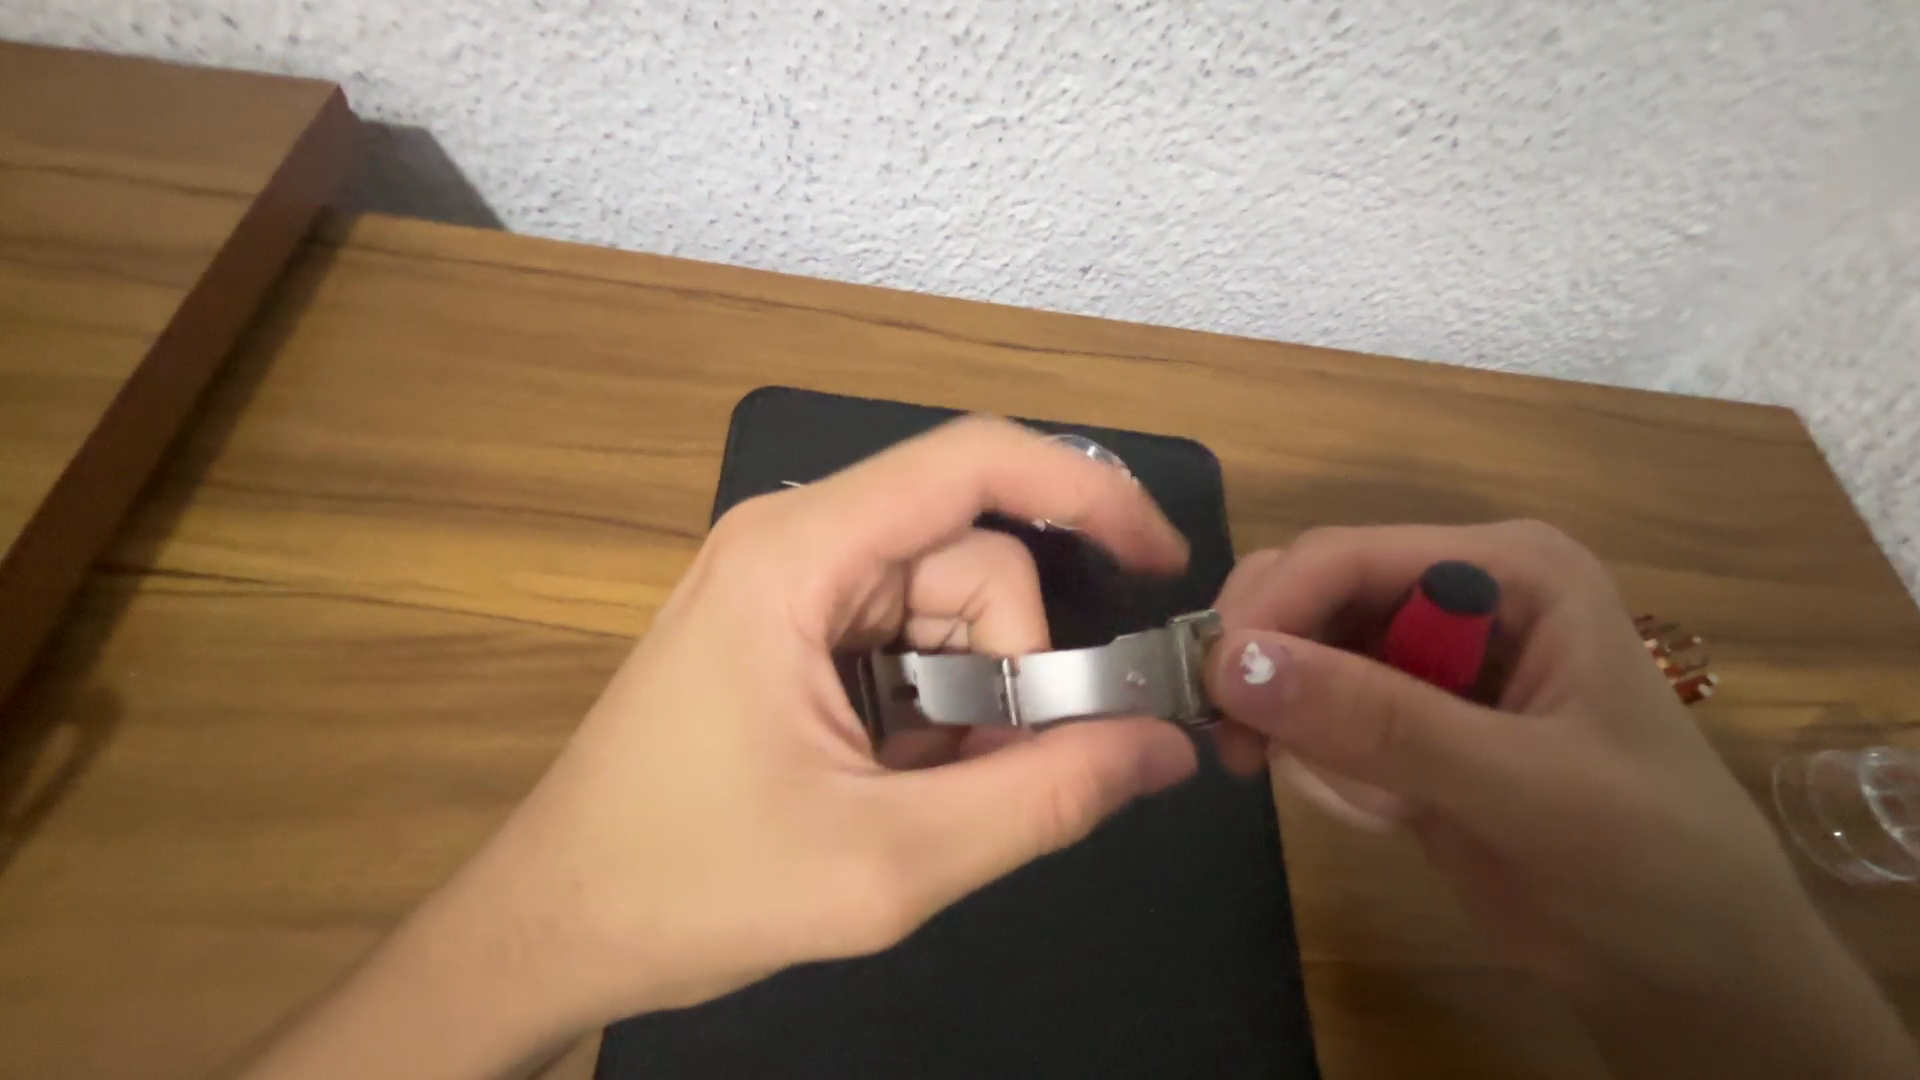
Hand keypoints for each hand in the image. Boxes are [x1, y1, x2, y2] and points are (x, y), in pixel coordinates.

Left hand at [241, 417, 1197, 1079]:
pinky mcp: (795, 625)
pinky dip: (938, 703)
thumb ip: (1044, 797)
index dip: (1086, 492)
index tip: (1162, 560)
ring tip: (929, 787)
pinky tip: (899, 772)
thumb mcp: (891, 861)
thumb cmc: (693, 887)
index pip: (974, 463)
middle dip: (1013, 668)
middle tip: (998, 770)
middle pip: (973, 560)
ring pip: (950, 606)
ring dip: (976, 697)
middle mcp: (797, 539)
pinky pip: (912, 637)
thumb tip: (1164, 747)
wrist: (552, 923)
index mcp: (801, 553)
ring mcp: (793, 580)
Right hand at [1203, 521, 1918, 1079]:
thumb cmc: (1649, 868)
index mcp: (1506, 569)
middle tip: (1233, 740)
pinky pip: (1305, 699)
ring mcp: (1420, 648)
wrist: (1688, 972)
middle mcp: (1453, 588)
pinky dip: (1298, 743)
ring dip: (1275, 708)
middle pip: (1305, 590)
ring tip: (1291, 778)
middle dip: (1262, 658)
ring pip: (1292, 644)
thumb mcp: (1522, 790)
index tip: (1212, 688)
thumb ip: (1378, 722)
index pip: (1345, 557)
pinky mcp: (1394, 706)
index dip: (1269, 610)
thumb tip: (1231, 664)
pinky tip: (1342, 795)